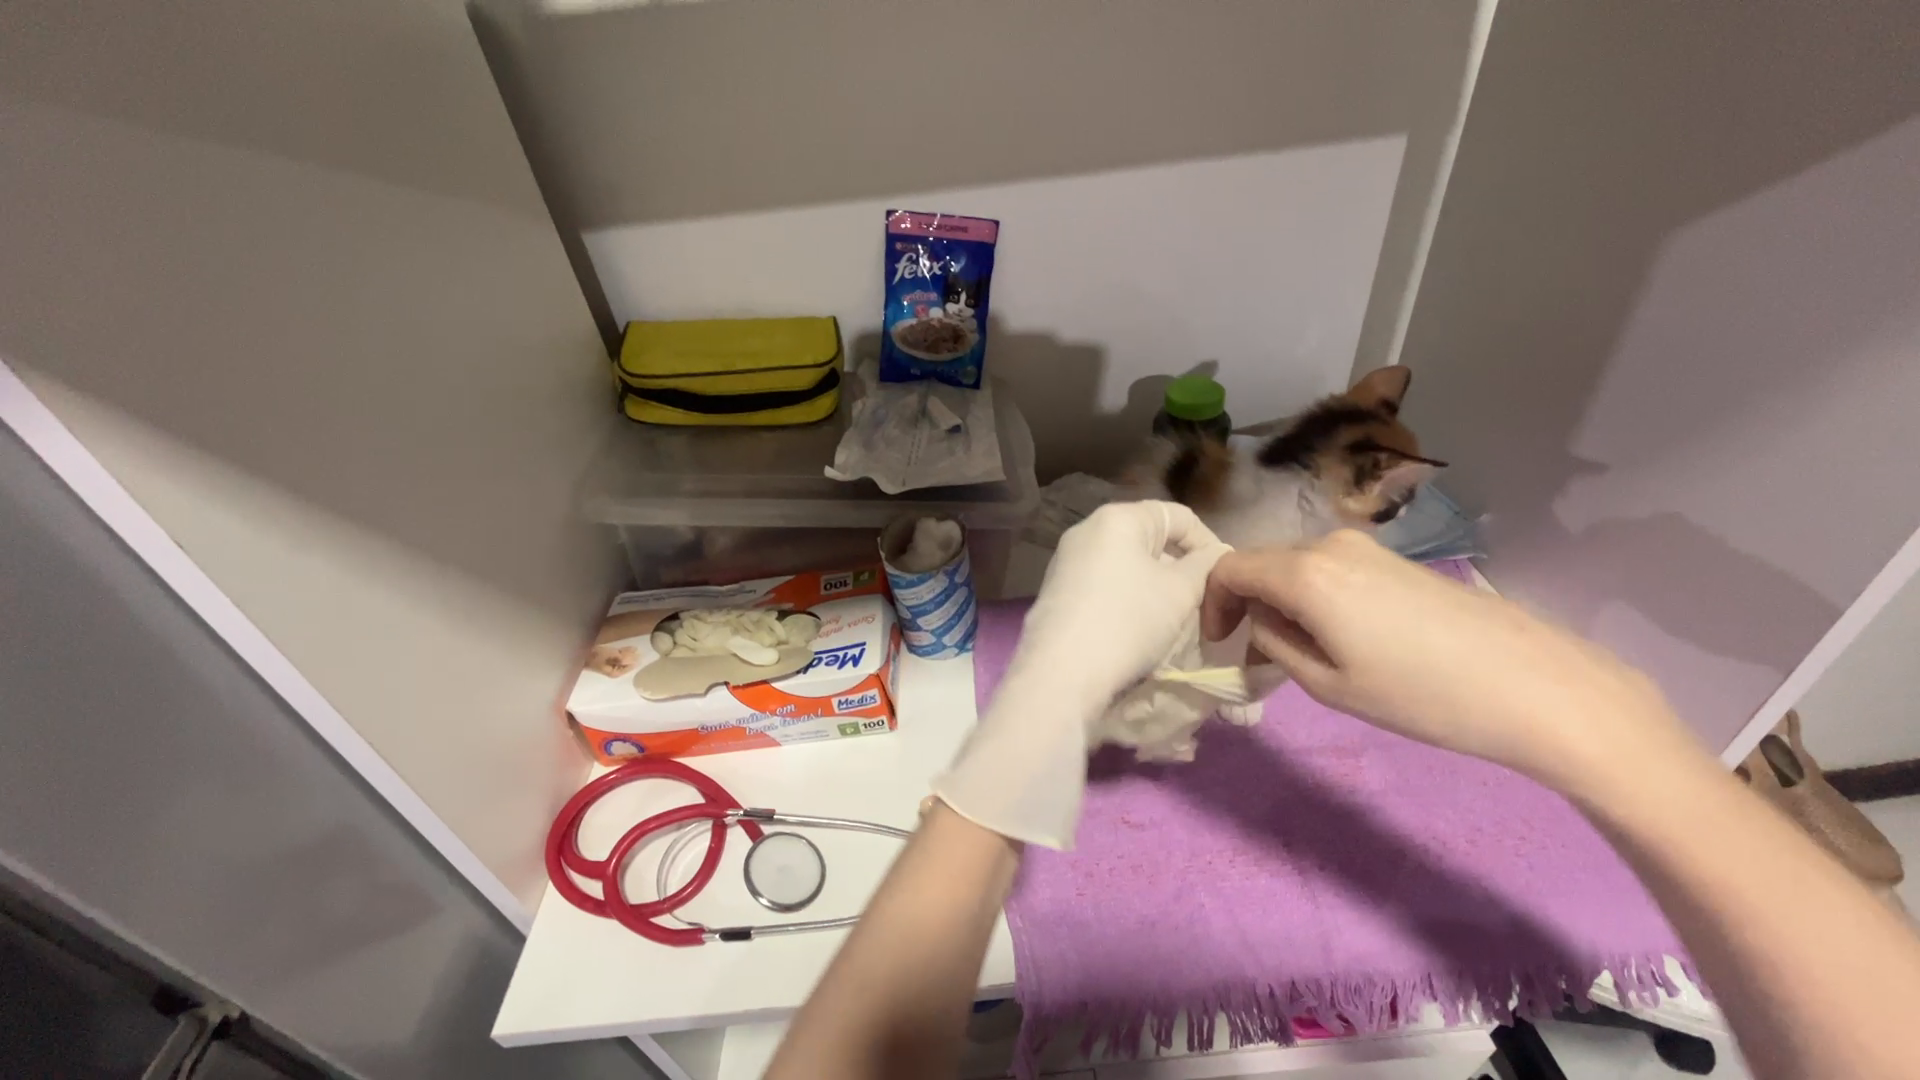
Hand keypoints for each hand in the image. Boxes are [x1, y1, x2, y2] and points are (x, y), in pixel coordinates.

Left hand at [933, 501, 1230, 847]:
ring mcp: (1065, 563)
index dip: (1209, 542)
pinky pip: (1102, 587)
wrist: (1062, 674)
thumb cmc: (1129, 621)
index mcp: (1117, 518)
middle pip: (1148, 539)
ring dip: (1153, 587)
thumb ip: (1205, 565)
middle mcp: (1086, 531)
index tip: (1223, 578)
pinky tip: (1136, 630)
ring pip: (1124, 566)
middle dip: (1179, 567)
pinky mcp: (1055, 594)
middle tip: (1201, 601)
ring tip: (1173, 619)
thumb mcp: (1181, 591)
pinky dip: (1125, 601)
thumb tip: (1214, 554)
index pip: (1178, 516)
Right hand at [1202, 530, 1693, 789]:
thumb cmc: (1421, 695)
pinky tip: (1341, 638)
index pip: (1228, 569)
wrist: (1537, 686)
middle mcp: (1329, 545)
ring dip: (1282, 602)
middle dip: (1247, 604)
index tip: (1217, 644)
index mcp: (1304, 573)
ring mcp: (1369, 549)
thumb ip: (1275, 644)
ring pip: (1297, 567)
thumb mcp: (1328, 684)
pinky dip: (1315, 598)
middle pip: (1262, 564)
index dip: (1211, 604)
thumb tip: (1261, 621)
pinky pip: (1332, 570)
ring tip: (1298, 653)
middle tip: (1254, 656)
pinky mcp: (1398, 560)